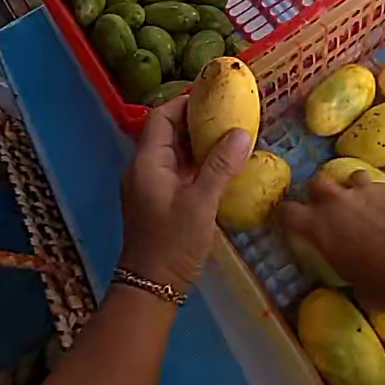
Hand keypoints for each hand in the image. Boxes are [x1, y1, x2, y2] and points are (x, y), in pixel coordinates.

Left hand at [117, 96, 253, 294]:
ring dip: (197, 140)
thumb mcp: (201, 204)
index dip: (184, 102)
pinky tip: (220, 163)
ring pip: (172, 150)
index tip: (213, 96)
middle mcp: (143, 167)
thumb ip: (220, 166)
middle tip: (227, 113)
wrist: (150, 288)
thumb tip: (242, 132)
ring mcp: (149, 183)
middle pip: (166, 130)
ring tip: (228, 133)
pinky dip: (195, 159)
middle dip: (194, 119)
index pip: (160, 117)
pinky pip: (176, 167)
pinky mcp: (158, 197)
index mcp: (147, 161)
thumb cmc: (172, 243)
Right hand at [277, 173, 384, 304]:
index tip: (292, 222)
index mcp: (319, 227)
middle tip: (331, 211)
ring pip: (350, 177)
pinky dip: (381, 197)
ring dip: (353, 190)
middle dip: (320, 194)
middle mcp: (336, 202)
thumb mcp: (352, 282)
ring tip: (366, 207)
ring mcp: (364, 189)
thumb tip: (347, 264)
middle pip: (316, 184)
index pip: (287, 212)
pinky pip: (379, 186)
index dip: (288, 216)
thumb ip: (342, 263)